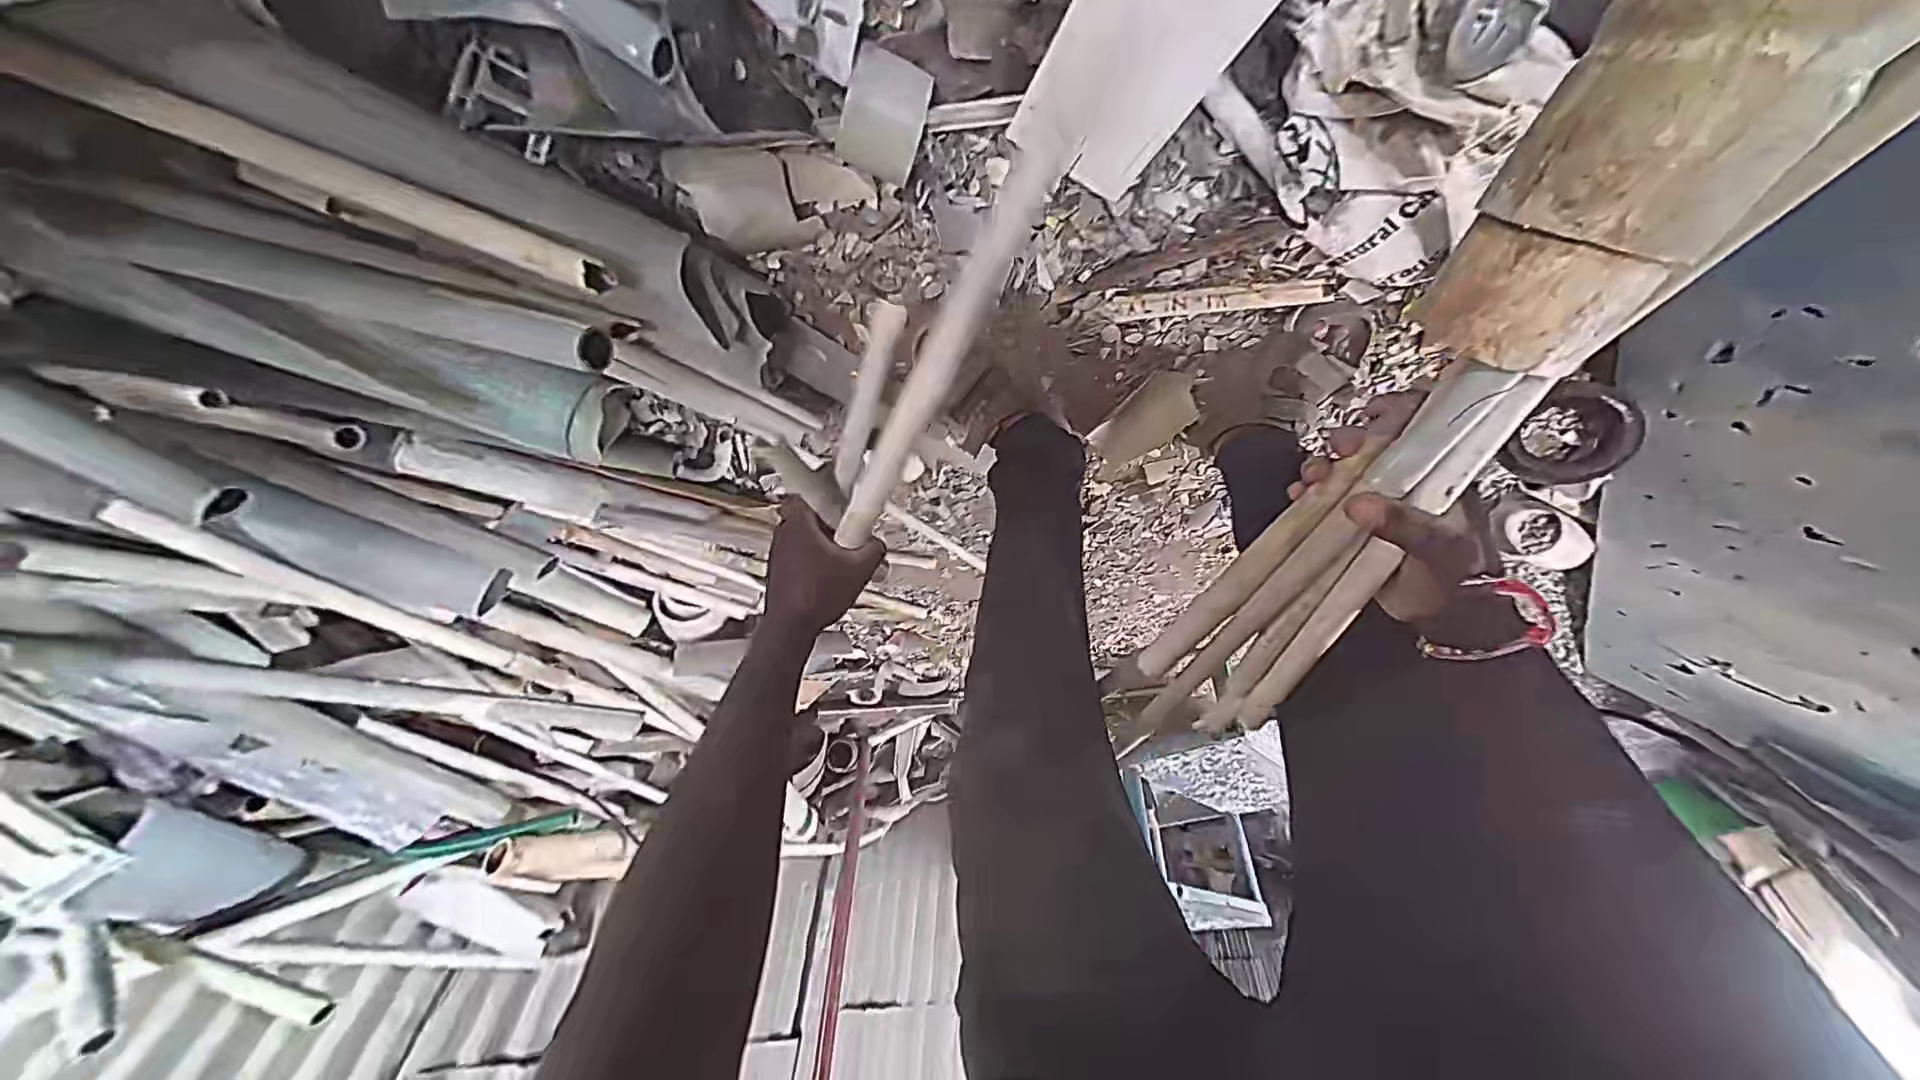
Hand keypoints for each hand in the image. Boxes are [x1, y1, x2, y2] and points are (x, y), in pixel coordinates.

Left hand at [762, 497, 886, 634]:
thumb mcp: (860, 568)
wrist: (791, 627)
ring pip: (807, 536)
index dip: (831, 496)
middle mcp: (784, 534)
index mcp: (798, 523)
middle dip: (833, 525)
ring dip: (825, 544)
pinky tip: (830, 577)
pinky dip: (817, 561)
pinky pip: (802, 555)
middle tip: (848, 536)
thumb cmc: (814, 597)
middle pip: (812, 516)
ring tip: (842, 561)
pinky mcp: (780, 569)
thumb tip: (877, 544)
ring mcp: (779, 552)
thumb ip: (874, 548)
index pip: (810, 492)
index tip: (844, 503)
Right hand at [1288, 391, 1510, 636]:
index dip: (1398, 412)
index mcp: (1437, 478)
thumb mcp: (1435, 545)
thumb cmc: (1455, 577)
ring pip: (1344, 473)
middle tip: (1339, 448)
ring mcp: (1376, 504)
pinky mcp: (1351, 526)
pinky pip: (1324, 504)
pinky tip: (1299, 496)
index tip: (1375, 412)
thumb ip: (1402, 524)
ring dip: (1323, 468)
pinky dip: (1307, 497)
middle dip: (1349, 441)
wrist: (1442, 616)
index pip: (1420, 429)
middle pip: (1372, 447)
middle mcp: (1404, 484)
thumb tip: (1359, 505)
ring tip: (1313, 476)